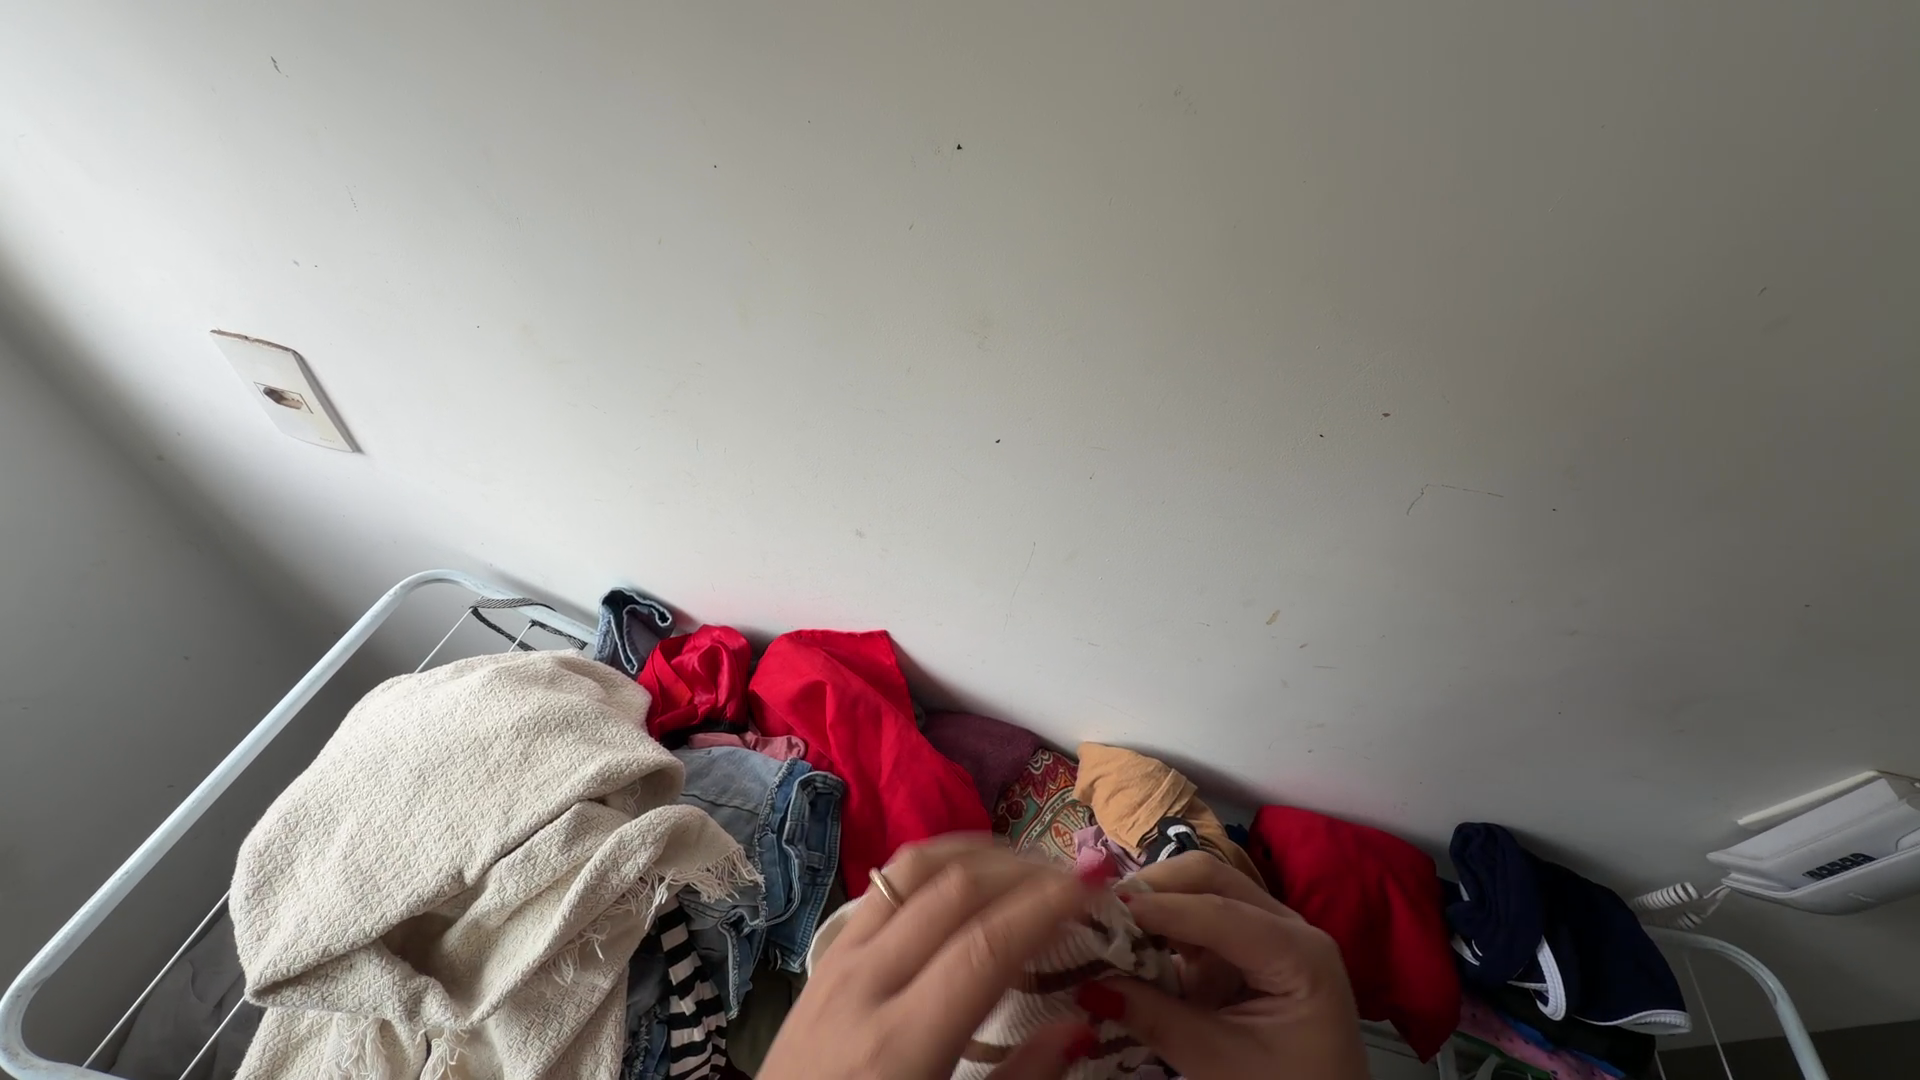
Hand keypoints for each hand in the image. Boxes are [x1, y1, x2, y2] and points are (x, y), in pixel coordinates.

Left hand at [758, 837, 1104, 1079]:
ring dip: (981, 853)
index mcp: (896, 1046)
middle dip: (1024, 871)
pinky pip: (888, 880)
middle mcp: (865, 982)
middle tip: (1075, 877)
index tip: (1094, 885)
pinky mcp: (829, 949)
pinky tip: (972, 871)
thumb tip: (1078, 1023)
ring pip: (916, 867)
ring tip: (1031, 864)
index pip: (984, 947)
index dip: (1045, 906)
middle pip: (953, 891)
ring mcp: (840, 956)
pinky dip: (940, 860)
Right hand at [1088, 852, 1368, 1079]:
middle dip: (1155, 888)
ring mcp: (1264, 930)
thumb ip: (1156, 1019)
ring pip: (1199, 888)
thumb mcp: (1221, 1065)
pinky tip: (1131, 940)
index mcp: (1299, 953)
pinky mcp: (1242, 946)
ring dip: (1154, 902)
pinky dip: (1161, 925)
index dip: (1161, 907)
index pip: (1221, 910)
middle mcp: (1286, 925)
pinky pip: (1195, 917)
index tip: (1106, 910)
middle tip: (1104, 909)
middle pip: (1211, 878)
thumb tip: (1085, 983)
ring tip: (1110, 923)